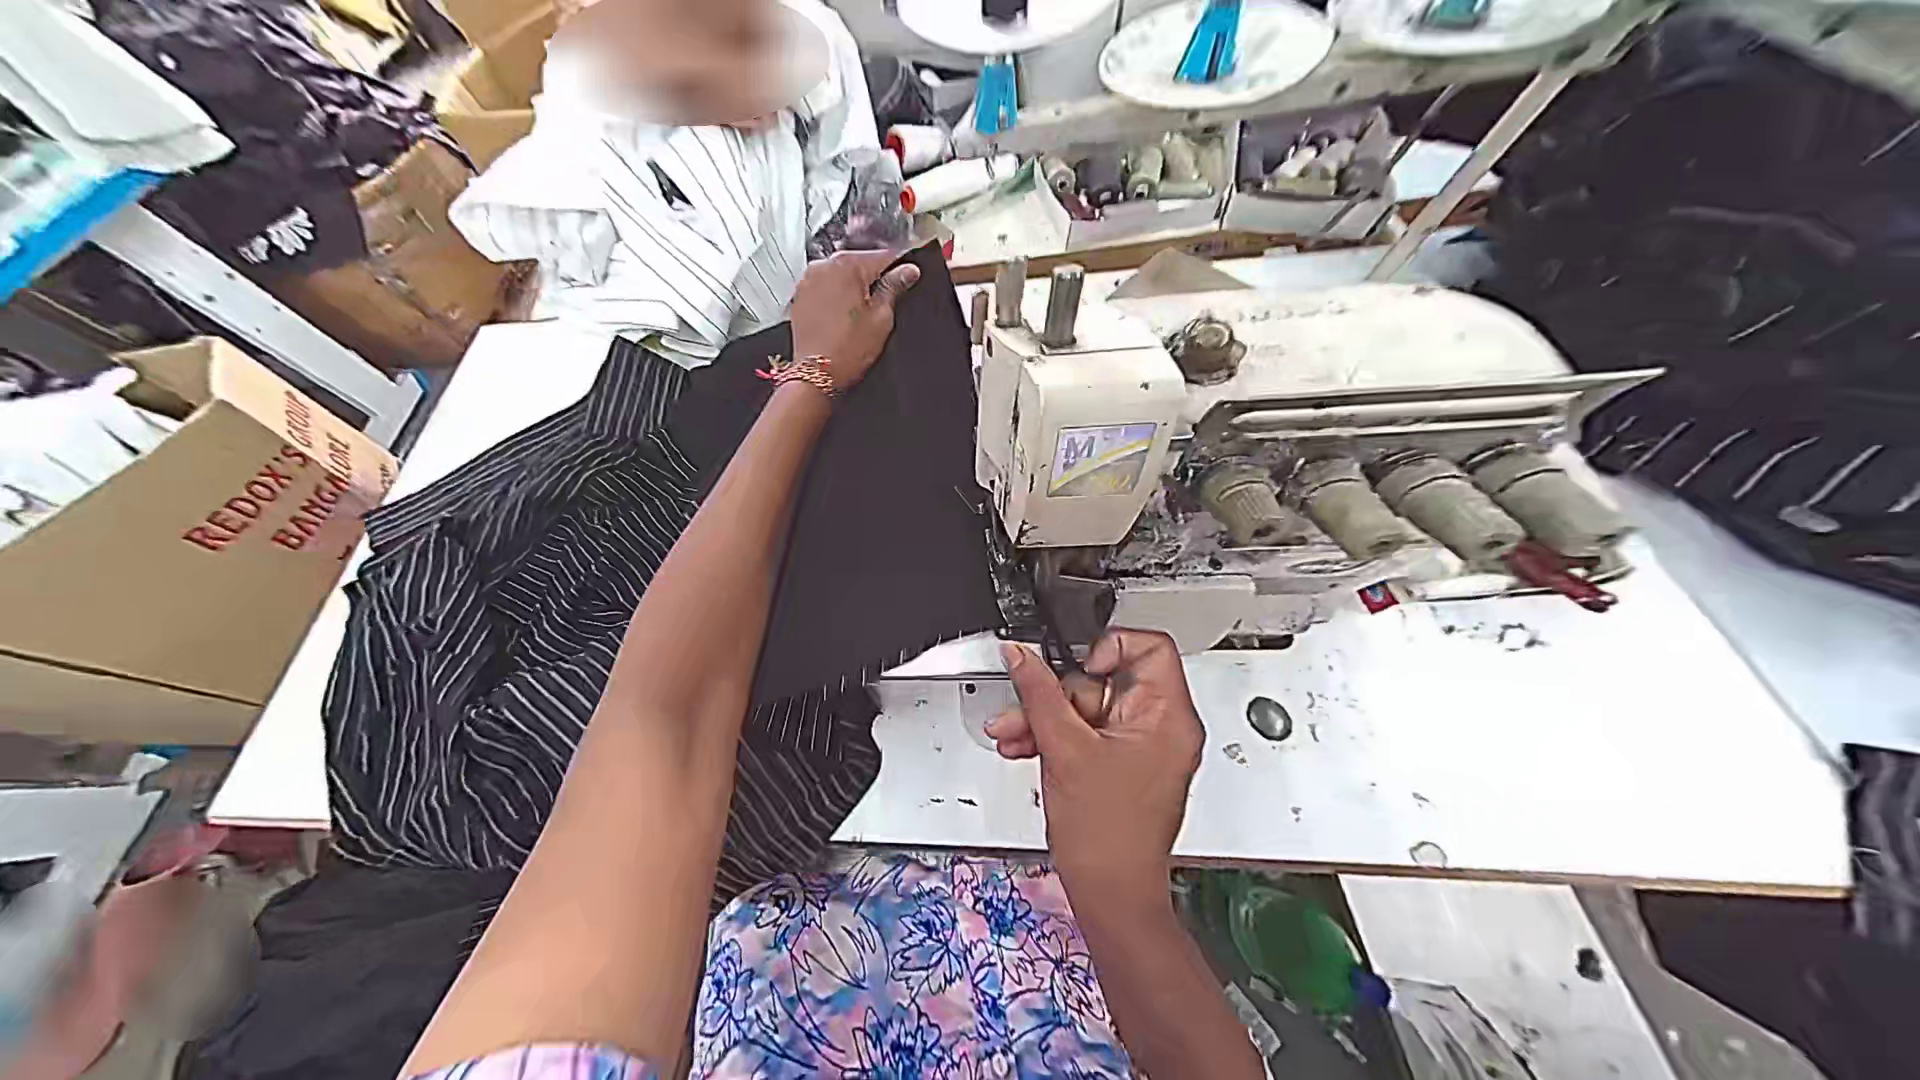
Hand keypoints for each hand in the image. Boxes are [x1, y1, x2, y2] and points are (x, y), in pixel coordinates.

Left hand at [788, 250, 920, 391]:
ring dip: (853, 290)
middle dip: (873, 281)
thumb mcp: (881, 318)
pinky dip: (836, 299)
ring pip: (841, 276)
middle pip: (860, 264)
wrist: (816, 373)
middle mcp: (823, 266)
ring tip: (859, 318)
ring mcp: (808, 280)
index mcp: (846, 265)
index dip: (900, 269)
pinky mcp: (800, 296)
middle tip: (881, 309)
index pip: (883, 256)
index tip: (908, 279)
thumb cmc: (845, 350)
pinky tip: (842, 321)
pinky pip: (825, 289)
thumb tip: (907, 271)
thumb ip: (894, 287)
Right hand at [989, 630, 1203, 897]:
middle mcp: (1162, 726)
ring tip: (1015, 731)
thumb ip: (1038, 692)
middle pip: (1105, 679)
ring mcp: (1141, 746)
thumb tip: (1020, 655)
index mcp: (1168, 716)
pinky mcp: (1121, 762)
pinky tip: (1025, 744)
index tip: (1076, 664)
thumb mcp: (1064, 748)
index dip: (1108, 646)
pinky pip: (1085, 730)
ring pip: (1087, 707)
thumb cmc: (1108, 837)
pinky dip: (1055, 734)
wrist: (1108, 893)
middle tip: (1026, 706)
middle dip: (1056, 693)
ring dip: (1045, 716)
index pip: (1150, 646)